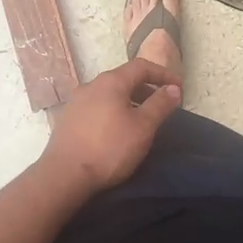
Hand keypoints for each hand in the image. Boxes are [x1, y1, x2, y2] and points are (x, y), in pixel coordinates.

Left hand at [41, 59, 181, 195]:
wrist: (64, 175)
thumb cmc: (109, 148)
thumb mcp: (142, 127)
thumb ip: (160, 104)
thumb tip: (174, 88)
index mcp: (111, 81)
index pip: (141, 66)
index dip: (163, 74)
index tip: (178, 88)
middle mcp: (91, 84)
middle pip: (124, 78)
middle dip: (146, 88)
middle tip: (161, 105)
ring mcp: (76, 101)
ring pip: (109, 93)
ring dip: (129, 101)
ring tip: (141, 119)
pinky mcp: (68, 119)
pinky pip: (97, 107)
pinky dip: (112, 111)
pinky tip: (116, 129)